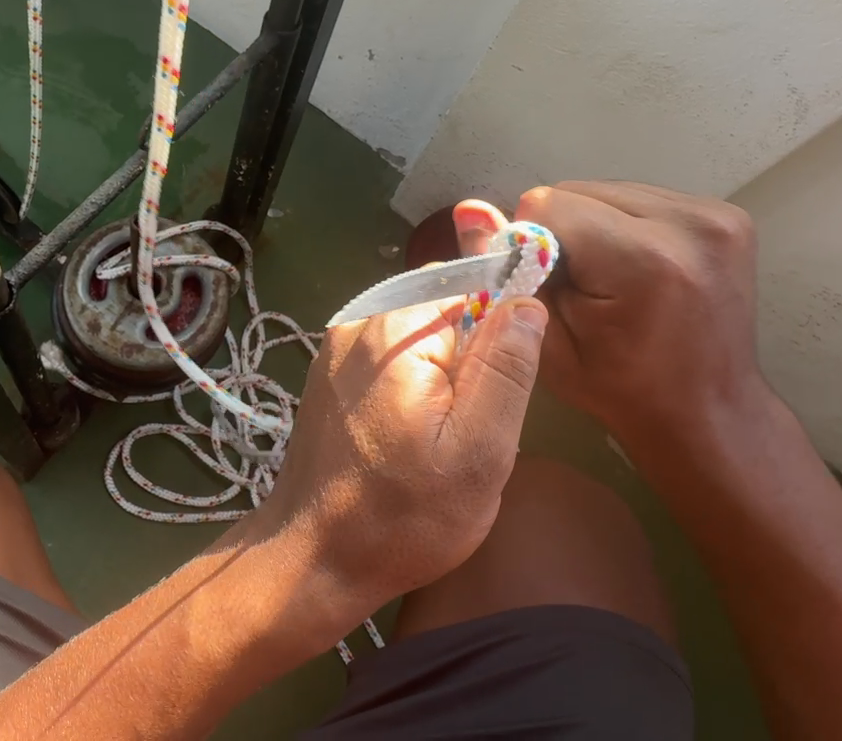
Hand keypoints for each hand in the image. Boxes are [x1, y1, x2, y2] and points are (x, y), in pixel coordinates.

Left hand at [248, 291, 548, 614]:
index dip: (499, 335)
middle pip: (440, 314)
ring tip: (439, 439)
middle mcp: (354, 324)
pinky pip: (388, 360)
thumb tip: (526, 302)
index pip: (468, 291)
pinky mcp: (326, 376)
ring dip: (442, 380)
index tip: (499, 391)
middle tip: (470, 427)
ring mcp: (334, 349)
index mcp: (392, 330)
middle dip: (470, 361)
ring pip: (416, 341)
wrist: (316, 551)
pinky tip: (411, 437)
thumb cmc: (405, 512)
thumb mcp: (480, 447)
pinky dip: (412, 388)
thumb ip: (505, 368)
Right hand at [457, 181, 766, 453]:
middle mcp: (690, 225)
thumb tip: (467, 208)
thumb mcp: (541, 340)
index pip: (548, 204)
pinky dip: (620, 226)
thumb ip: (503, 269)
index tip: (544, 286)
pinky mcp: (728, 215)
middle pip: (576, 191)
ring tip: (605, 278)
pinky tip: (631, 268)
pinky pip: (637, 199)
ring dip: (589, 226)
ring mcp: (716, 216)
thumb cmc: (616, 386)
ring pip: (603, 191)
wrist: (708, 410)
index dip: (530, 243)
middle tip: (575, 285)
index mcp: (644, 259)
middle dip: (561, 231)